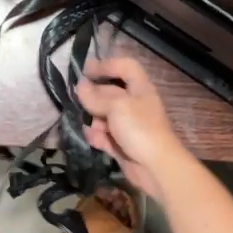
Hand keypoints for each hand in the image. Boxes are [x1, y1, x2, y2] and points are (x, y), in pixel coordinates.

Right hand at [76, 55, 184, 195]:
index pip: (125, 67)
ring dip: (94, 121)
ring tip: (92, 127)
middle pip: (109, 92)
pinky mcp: (122, 143)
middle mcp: (134, 104)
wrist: (155, 167)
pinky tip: (95, 141)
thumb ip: (96, 96)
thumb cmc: (139, 128)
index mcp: (139, 89)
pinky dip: (98, 137)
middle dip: (93, 97)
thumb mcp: (116, 106)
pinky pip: (104, 135)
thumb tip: (79, 86)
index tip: (85, 71)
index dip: (106, 65)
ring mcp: (128, 124)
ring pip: (103, 115)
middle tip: (77, 101)